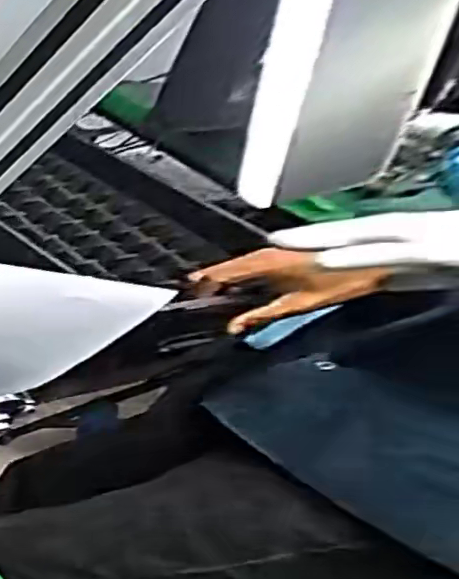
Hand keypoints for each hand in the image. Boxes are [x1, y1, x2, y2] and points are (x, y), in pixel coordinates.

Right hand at [188, 248, 391, 335]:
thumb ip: (262, 315)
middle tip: (201, 302)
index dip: (200, 288)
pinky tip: (243, 286)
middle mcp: (265, 253)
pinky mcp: (286, 251)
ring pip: (237, 265)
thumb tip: (231, 328)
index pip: (216, 273)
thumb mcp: (299, 303)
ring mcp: (276, 250)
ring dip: (225, 279)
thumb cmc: (342, 281)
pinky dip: (240, 275)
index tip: (192, 303)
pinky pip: (251, 263)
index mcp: (261, 264)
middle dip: (209, 284)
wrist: (386, 260)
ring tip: (219, 296)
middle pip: (224, 268)